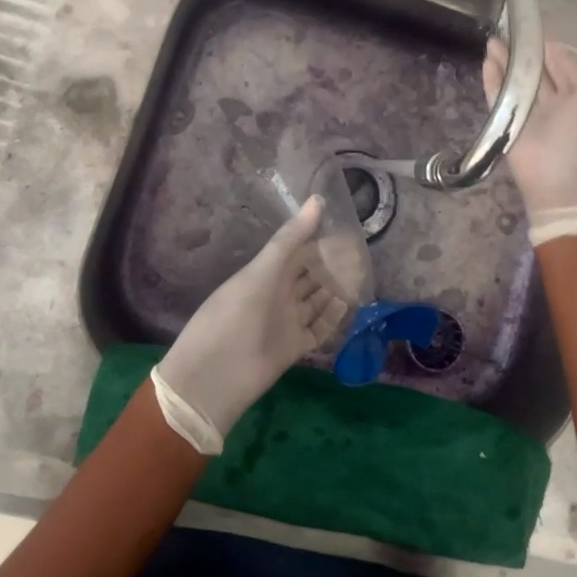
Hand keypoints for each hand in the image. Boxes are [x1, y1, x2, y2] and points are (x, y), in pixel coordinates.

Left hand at [151, 197, 350, 454]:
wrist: (214, 377)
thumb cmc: (232, 316)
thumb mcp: (261, 272)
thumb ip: (290, 239)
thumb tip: (318, 199)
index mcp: (265, 273)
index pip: (298, 251)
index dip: (320, 239)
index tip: (348, 229)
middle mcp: (277, 295)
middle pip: (310, 275)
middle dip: (333, 265)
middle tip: (361, 254)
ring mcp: (287, 321)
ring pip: (318, 300)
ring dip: (337, 289)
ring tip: (363, 276)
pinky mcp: (295, 347)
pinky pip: (320, 328)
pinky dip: (334, 318)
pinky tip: (351, 306)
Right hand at [485, 39, 576, 243]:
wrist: (565, 192)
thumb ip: (572, 68)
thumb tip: (550, 48)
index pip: (561, 63)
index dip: (546, 46)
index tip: (531, 28)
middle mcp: (555, 103)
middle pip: (536, 71)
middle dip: (523, 52)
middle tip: (506, 28)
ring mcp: (529, 116)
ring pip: (515, 82)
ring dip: (504, 61)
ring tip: (492, 40)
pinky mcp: (508, 127)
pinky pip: (498, 98)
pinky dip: (492, 80)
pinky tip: (487, 61)